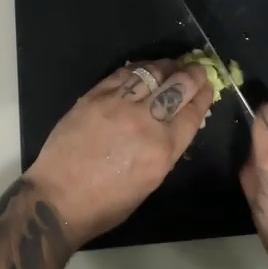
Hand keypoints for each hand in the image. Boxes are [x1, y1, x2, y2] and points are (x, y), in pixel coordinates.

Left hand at [25, 59, 214, 247]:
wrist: (59, 198)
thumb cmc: (107, 203)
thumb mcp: (150, 182)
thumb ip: (166, 149)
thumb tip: (177, 123)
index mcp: (163, 150)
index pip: (193, 112)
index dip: (204, 95)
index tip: (208, 86)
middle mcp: (145, 122)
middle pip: (178, 86)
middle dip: (193, 74)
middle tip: (197, 69)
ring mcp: (119, 104)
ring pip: (152, 72)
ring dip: (167, 66)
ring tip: (173, 65)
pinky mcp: (95, 95)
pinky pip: (124, 73)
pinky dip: (140, 68)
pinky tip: (145, 69)